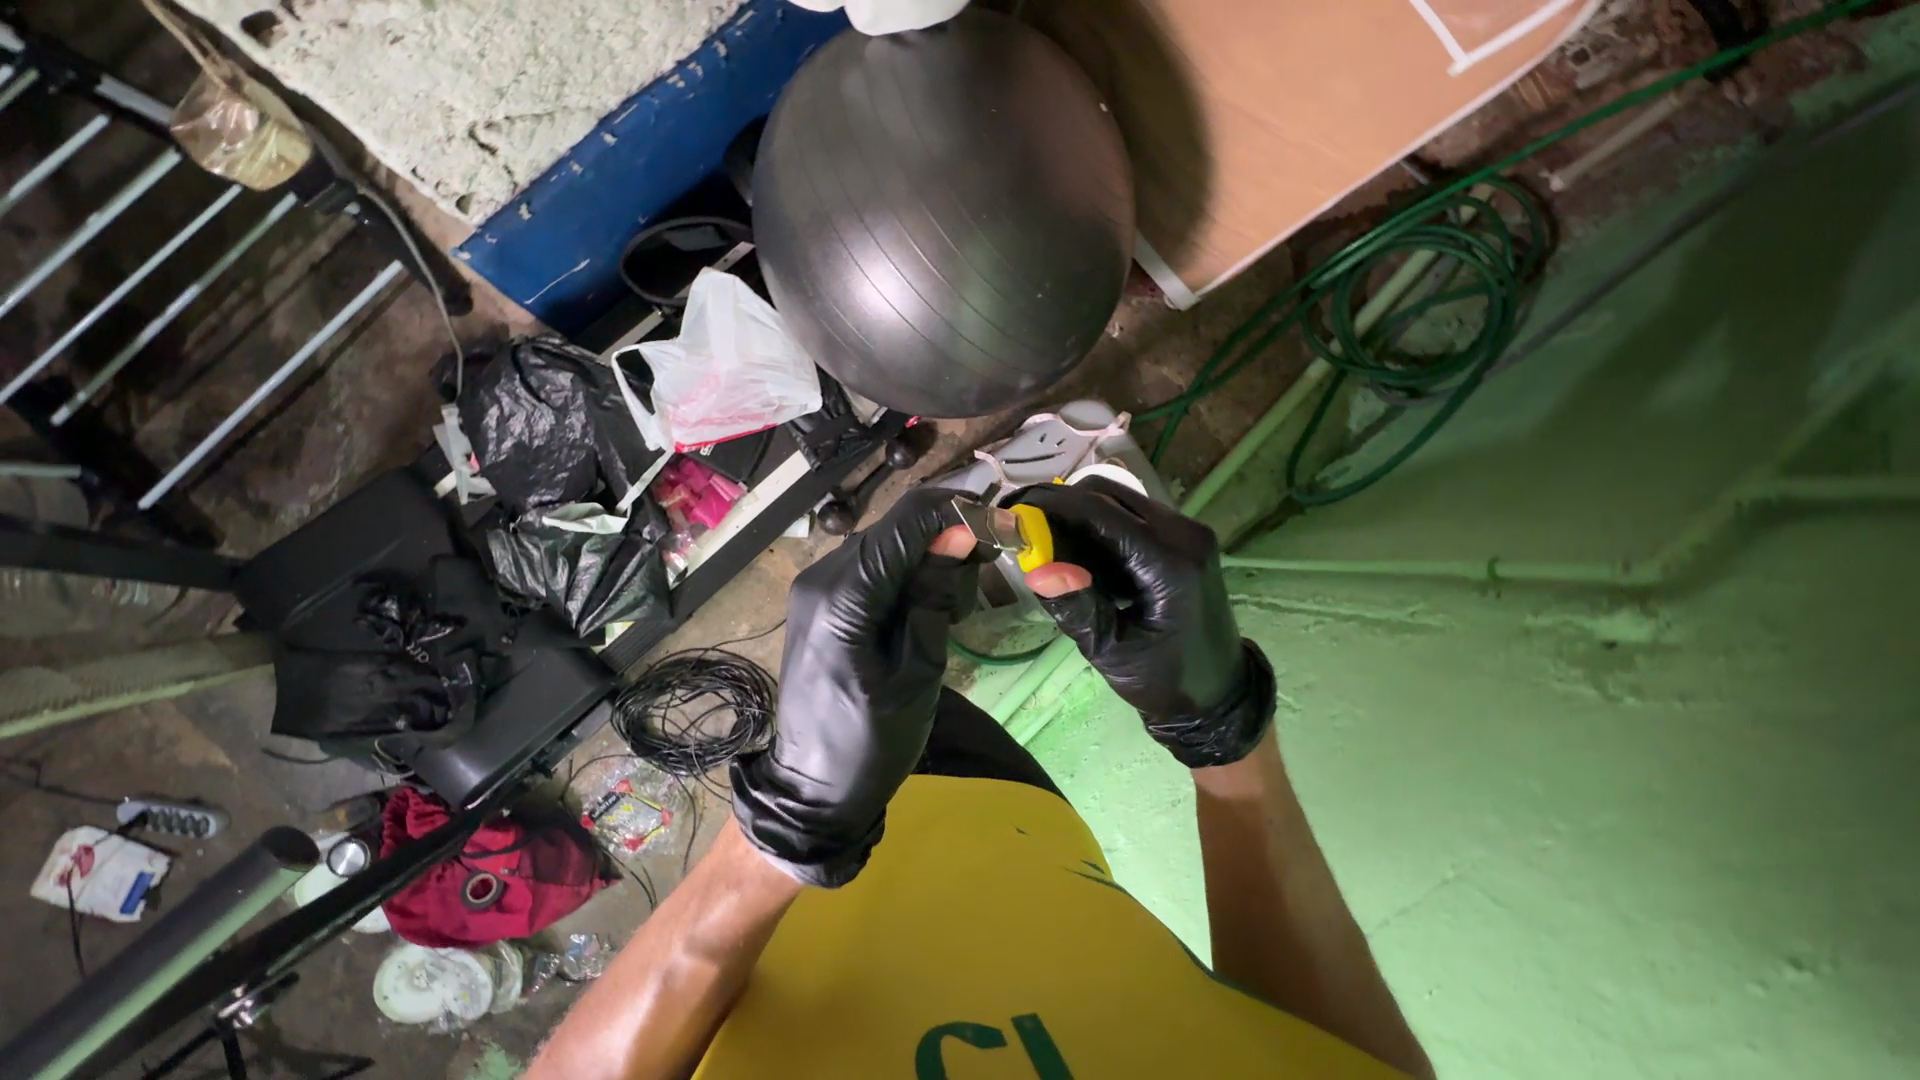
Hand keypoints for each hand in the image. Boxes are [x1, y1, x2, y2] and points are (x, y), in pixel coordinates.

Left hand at [729, 487, 975, 886]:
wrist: (814, 788)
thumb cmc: (871, 742)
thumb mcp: (918, 672)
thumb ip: (934, 596)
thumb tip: (959, 531)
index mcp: (843, 595)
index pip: (908, 522)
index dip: (962, 514)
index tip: (1007, 531)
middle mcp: (821, 577)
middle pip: (897, 528)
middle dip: (949, 539)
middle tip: (985, 580)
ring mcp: (816, 588)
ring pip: (887, 546)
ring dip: (930, 560)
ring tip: (956, 610)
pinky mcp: (822, 602)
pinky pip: (872, 570)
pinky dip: (906, 577)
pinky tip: (926, 611)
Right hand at [1014, 478, 1273, 767]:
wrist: (1219, 693)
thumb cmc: (1165, 680)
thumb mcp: (1112, 652)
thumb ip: (1076, 607)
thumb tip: (1036, 568)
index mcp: (1169, 563)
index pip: (1100, 513)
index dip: (1053, 506)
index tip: (1013, 508)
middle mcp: (1184, 534)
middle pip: (1109, 495)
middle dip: (1062, 506)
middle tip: (1025, 527)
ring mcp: (1188, 532)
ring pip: (1120, 501)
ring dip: (1080, 514)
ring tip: (1047, 542)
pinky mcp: (1184, 538)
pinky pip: (1134, 516)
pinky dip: (1101, 526)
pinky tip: (1080, 554)